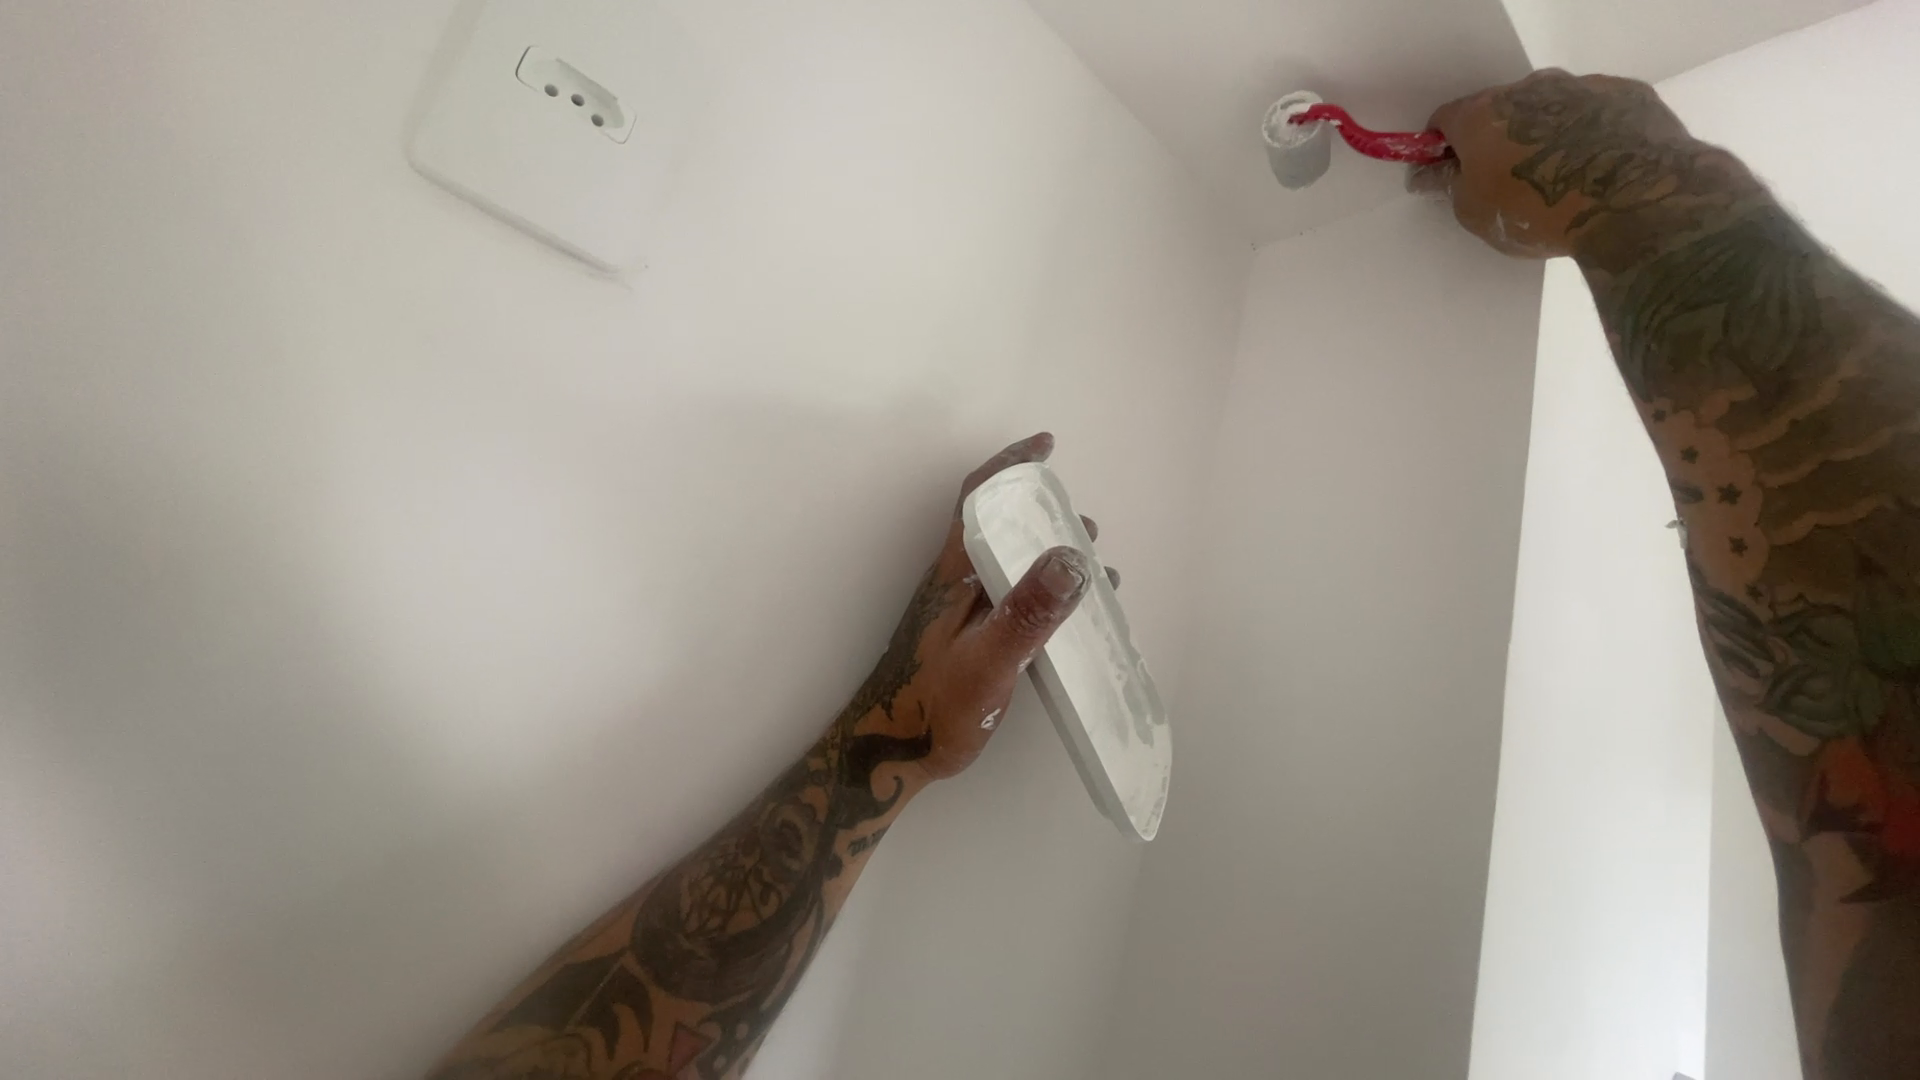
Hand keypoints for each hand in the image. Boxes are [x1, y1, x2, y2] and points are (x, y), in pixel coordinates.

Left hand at [851, 433, 1113, 783]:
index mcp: (955, 573)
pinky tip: (1073, 619)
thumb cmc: (933, 707)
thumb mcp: (987, 661)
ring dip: (1052, 557)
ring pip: (1012, 565)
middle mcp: (958, 582)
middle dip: (1045, 516)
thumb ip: (1026, 613)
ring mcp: (965, 611)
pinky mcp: (973, 637)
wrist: (892, 752)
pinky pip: (1016, 600)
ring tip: (1096, 571)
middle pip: (1000, 527)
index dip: (1011, 465)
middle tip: (1086, 527)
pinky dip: (1049, 595)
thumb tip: (1072, 558)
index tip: (1046, 446)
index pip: (979, 498)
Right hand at [1411, 70, 1695, 258]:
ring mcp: (1582, 85)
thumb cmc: (1532, 211)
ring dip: (1537, 133)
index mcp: (1482, 115)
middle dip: (1491, 139)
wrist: (1632, 200)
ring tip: (1551, 175)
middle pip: (1497, 110)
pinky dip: (1581, 132)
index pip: (1445, 119)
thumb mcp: (1473, 210)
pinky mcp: (1626, 93)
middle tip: (1499, 179)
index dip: (1440, 147)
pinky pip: (1590, 110)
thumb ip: (1448, 184)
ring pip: (1546, 107)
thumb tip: (1427, 174)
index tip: (1446, 172)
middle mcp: (1529, 88)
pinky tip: (1590, 165)